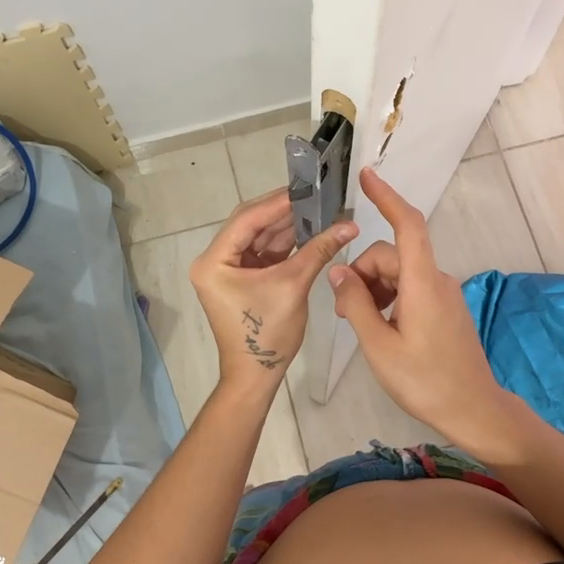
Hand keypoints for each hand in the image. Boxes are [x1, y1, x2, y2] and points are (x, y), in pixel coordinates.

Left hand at [189, 189, 355, 391]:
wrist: (256, 375)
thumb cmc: (267, 333)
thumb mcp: (293, 286)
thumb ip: (318, 251)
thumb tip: (349, 225)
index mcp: (214, 261)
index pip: (246, 220)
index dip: (277, 203)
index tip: (306, 189)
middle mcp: (214, 261)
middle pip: (250, 225)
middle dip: (283, 212)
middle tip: (314, 196)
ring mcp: (226, 270)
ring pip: (258, 238)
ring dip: (285, 227)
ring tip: (317, 211)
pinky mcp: (240, 279)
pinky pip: (262, 253)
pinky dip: (283, 244)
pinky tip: (307, 231)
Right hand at [328, 168, 510, 443]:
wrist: (472, 409)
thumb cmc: (424, 381)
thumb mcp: (378, 346)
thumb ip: (355, 305)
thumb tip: (338, 273)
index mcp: (422, 283)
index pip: (407, 226)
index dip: (388, 198)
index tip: (367, 177)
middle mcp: (435, 280)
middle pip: (390, 255)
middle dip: (362, 274)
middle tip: (342, 313)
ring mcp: (443, 294)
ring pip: (397, 274)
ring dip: (373, 290)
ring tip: (360, 326)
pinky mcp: (444, 309)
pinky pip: (409, 289)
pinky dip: (388, 299)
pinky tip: (380, 329)